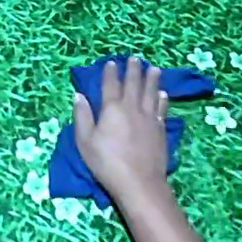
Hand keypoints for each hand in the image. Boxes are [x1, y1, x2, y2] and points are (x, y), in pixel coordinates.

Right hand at [71, 58, 172, 208]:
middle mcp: (132, 108)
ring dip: (152, 79)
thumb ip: (82, 117)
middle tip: (135, 58)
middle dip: (133, 70)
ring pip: (151, 93)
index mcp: (111, 109)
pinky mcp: (161, 130)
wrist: (139, 183)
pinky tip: (163, 94)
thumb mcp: (85, 141)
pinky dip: (162, 99)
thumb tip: (79, 96)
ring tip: (154, 68)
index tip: (111, 63)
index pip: (110, 85)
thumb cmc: (106, 163)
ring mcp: (149, 118)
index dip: (110, 73)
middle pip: (133, 84)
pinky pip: (162, 108)